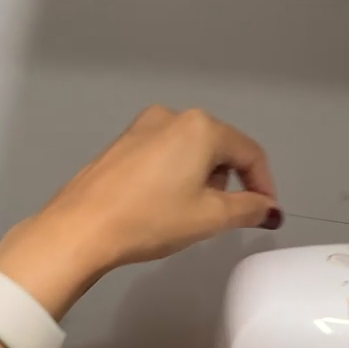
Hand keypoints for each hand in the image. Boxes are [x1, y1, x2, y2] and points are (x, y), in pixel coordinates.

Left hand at [0, 107, 280, 314]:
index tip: (265, 210)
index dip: (264, 184)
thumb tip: (266, 208)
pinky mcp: (123, 145)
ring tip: (188, 215)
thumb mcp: (210, 218)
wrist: (82, 228)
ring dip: (202, 180)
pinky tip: (163, 207)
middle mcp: (171, 118)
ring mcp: (143, 128)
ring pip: (191, 152)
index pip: (249, 153)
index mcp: (199, 128)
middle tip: (225, 217)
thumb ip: (249, 209)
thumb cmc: (144, 219)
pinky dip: (175, 177)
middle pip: (220, 148)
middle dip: (230, 183)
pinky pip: (165, 156)